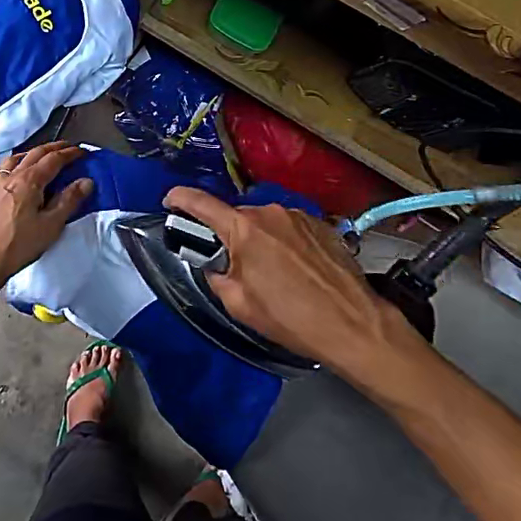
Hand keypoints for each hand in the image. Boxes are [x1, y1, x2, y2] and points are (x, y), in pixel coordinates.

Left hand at [0, 143, 93, 298]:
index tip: (83, 152)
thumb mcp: (52, 224)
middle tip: (68, 148)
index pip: (54, 159)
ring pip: (15, 158)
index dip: (70, 153)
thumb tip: (86, 181)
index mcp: (30, 181)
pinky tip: (13, 171)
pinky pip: (0, 170)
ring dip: (32, 153)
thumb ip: (70, 200)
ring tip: (42, 155)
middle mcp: (11, 176)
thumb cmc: (20, 244)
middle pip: (35, 153)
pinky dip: (12, 164)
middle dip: (54, 148)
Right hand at [164, 188, 422, 381]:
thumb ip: (218, 276)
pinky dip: (286, 242)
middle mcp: (272, 212)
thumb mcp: (239, 304)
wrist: (350, 321)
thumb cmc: (291, 318)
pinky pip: (291, 228)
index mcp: (246, 229)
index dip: (181, 199)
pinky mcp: (322, 224)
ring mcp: (300, 215)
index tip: (170, 200)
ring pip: (267, 223)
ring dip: (262, 241)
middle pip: (238, 217)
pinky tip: (296, 270)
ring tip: (273, 274)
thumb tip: (216, 264)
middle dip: (231, 236)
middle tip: (235, 267)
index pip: (202, 204)